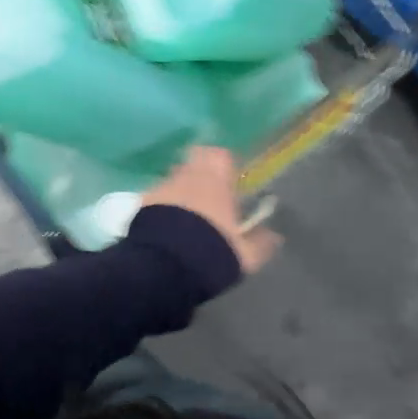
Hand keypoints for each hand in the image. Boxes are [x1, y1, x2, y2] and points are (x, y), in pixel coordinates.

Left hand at [142, 146, 280, 273]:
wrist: (165, 264)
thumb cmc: (213, 251)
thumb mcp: (246, 255)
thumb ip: (262, 242)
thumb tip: (274, 235)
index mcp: (216, 179)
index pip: (221, 155)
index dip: (226, 165)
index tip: (232, 181)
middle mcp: (188, 174)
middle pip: (195, 162)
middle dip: (203, 175)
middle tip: (211, 197)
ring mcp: (163, 186)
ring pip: (176, 179)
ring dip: (183, 191)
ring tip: (189, 217)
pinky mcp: (143, 201)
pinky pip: (158, 197)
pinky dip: (164, 206)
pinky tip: (168, 228)